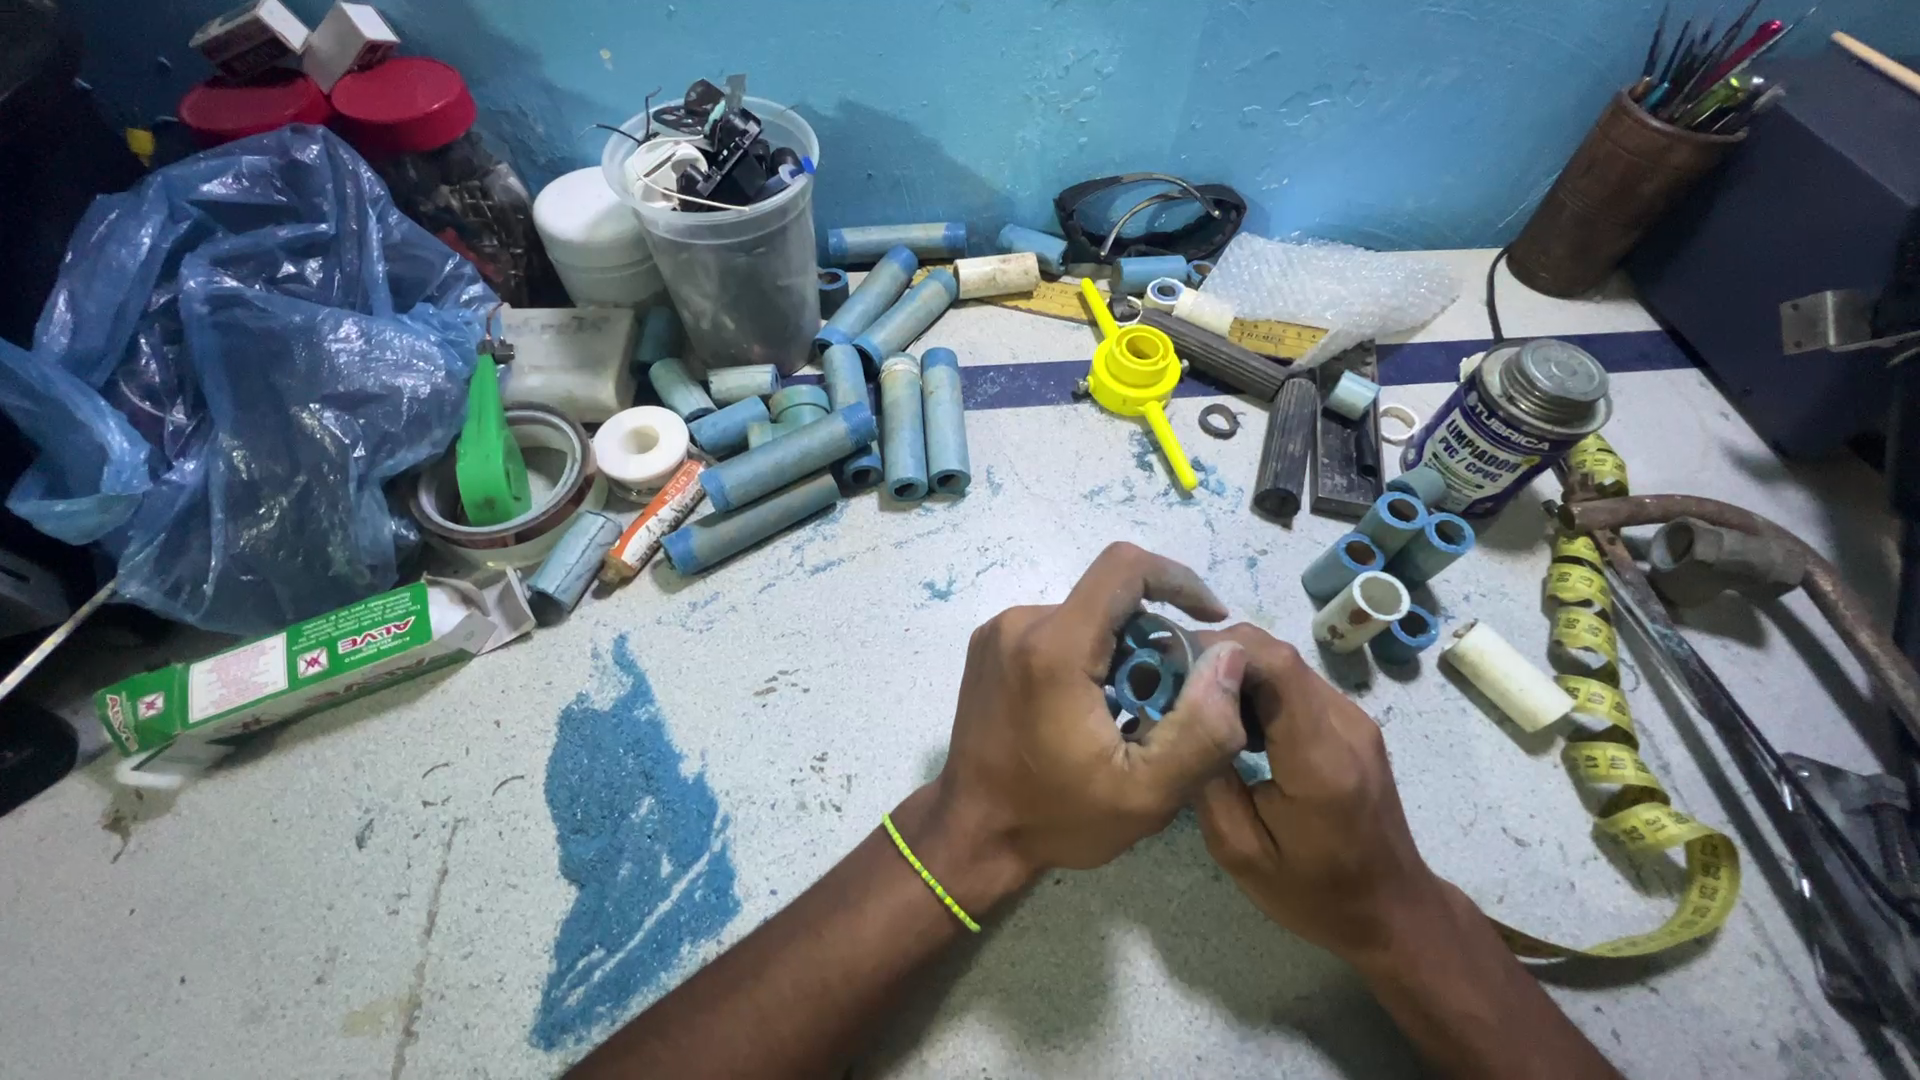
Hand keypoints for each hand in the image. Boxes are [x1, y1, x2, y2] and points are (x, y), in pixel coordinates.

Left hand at [922, 543, 1250, 897]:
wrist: (972, 832)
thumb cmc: (1055, 817)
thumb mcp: (1146, 794)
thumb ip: (1202, 727)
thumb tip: (1229, 654)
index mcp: (1054, 648)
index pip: (1125, 567)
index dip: (1178, 579)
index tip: (1210, 619)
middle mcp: (1020, 623)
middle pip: (1109, 598)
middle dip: (1153, 638)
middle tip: (1168, 700)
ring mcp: (998, 632)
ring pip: (1086, 614)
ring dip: (1122, 651)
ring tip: (1130, 714)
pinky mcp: (990, 645)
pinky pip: (1057, 629)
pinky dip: (1089, 655)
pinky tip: (1094, 708)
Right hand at [1193, 624, 1451, 966]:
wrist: (1392, 911)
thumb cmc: (1314, 893)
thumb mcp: (1240, 850)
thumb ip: (1209, 777)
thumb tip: (1183, 714)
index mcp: (1319, 760)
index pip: (1274, 666)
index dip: (1217, 649)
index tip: (1168, 663)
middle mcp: (1344, 724)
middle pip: (1276, 654)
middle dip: (1215, 653)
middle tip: (1167, 680)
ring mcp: (1353, 718)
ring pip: (1283, 662)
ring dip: (1233, 668)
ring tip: (1192, 698)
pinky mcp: (1350, 722)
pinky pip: (1294, 682)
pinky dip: (1254, 684)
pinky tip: (1229, 716)